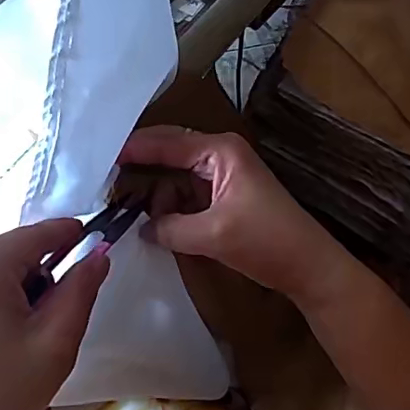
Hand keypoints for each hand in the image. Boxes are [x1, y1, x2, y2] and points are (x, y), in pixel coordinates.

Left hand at [0, 219, 109, 409]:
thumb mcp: (55, 345)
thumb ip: (82, 289)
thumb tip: (99, 253)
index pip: (41, 231)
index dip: (73, 237)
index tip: (95, 250)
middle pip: (13, 251)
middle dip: (36, 279)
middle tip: (42, 330)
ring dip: (10, 293)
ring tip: (9, 347)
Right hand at [119, 127, 355, 309]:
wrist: (310, 268)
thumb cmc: (267, 241)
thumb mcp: (213, 234)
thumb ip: (170, 228)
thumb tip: (140, 228)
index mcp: (219, 151)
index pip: (166, 142)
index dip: (132, 148)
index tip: (99, 156)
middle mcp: (218, 155)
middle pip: (167, 153)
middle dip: (139, 167)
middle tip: (102, 179)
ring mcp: (221, 176)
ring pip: (174, 176)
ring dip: (153, 192)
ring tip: (120, 205)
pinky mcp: (222, 197)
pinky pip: (185, 194)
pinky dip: (168, 206)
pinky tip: (148, 218)